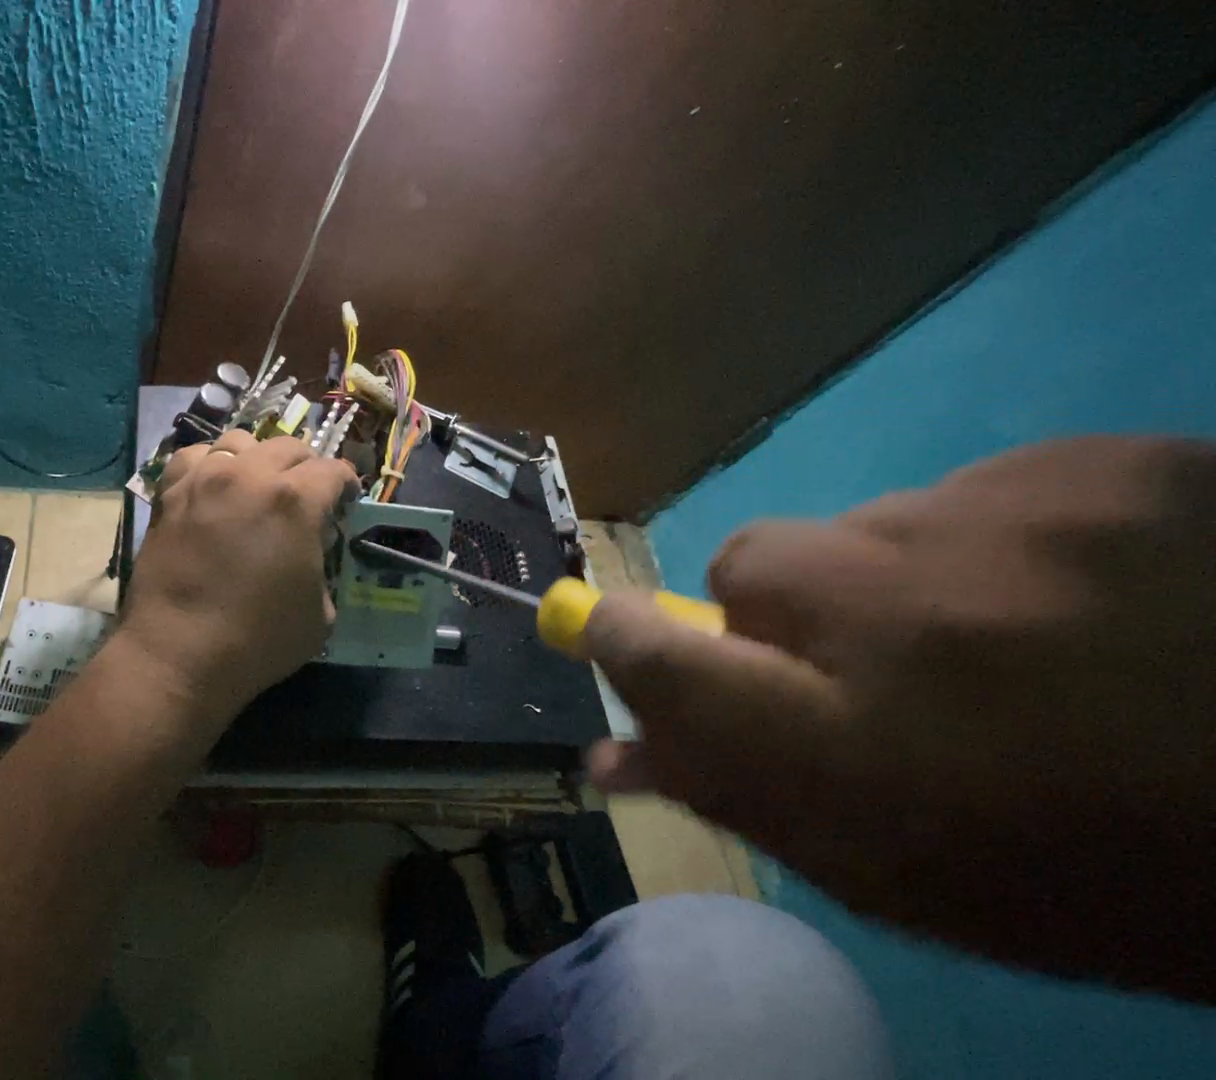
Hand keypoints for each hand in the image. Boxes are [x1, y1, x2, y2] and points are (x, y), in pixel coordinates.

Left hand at [117, 430, 358, 731]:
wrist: (178, 654)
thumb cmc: (258, 641)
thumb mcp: (320, 614)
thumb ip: (323, 569)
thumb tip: (311, 552)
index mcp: (296, 500)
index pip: (333, 470)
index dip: (345, 486)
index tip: (345, 502)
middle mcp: (251, 475)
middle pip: (288, 447)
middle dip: (305, 468)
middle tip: (306, 496)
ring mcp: (205, 479)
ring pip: (239, 442)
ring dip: (257, 459)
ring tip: (257, 485)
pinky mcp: (169, 494)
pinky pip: (194, 457)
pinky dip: (210, 464)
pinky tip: (214, 486)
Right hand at [583, 436, 1215, 999]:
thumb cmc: (1096, 870)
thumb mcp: (900, 872)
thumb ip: (740, 797)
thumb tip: (609, 756)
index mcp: (854, 751)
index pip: (660, 659)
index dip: (619, 640)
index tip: (609, 636)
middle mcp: (903, 614)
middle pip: (749, 567)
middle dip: (778, 617)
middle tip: (869, 670)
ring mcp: (1006, 519)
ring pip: (860, 528)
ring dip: (890, 584)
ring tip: (1007, 642)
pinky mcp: (1100, 458)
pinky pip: (966, 493)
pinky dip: (987, 544)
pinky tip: (1085, 594)